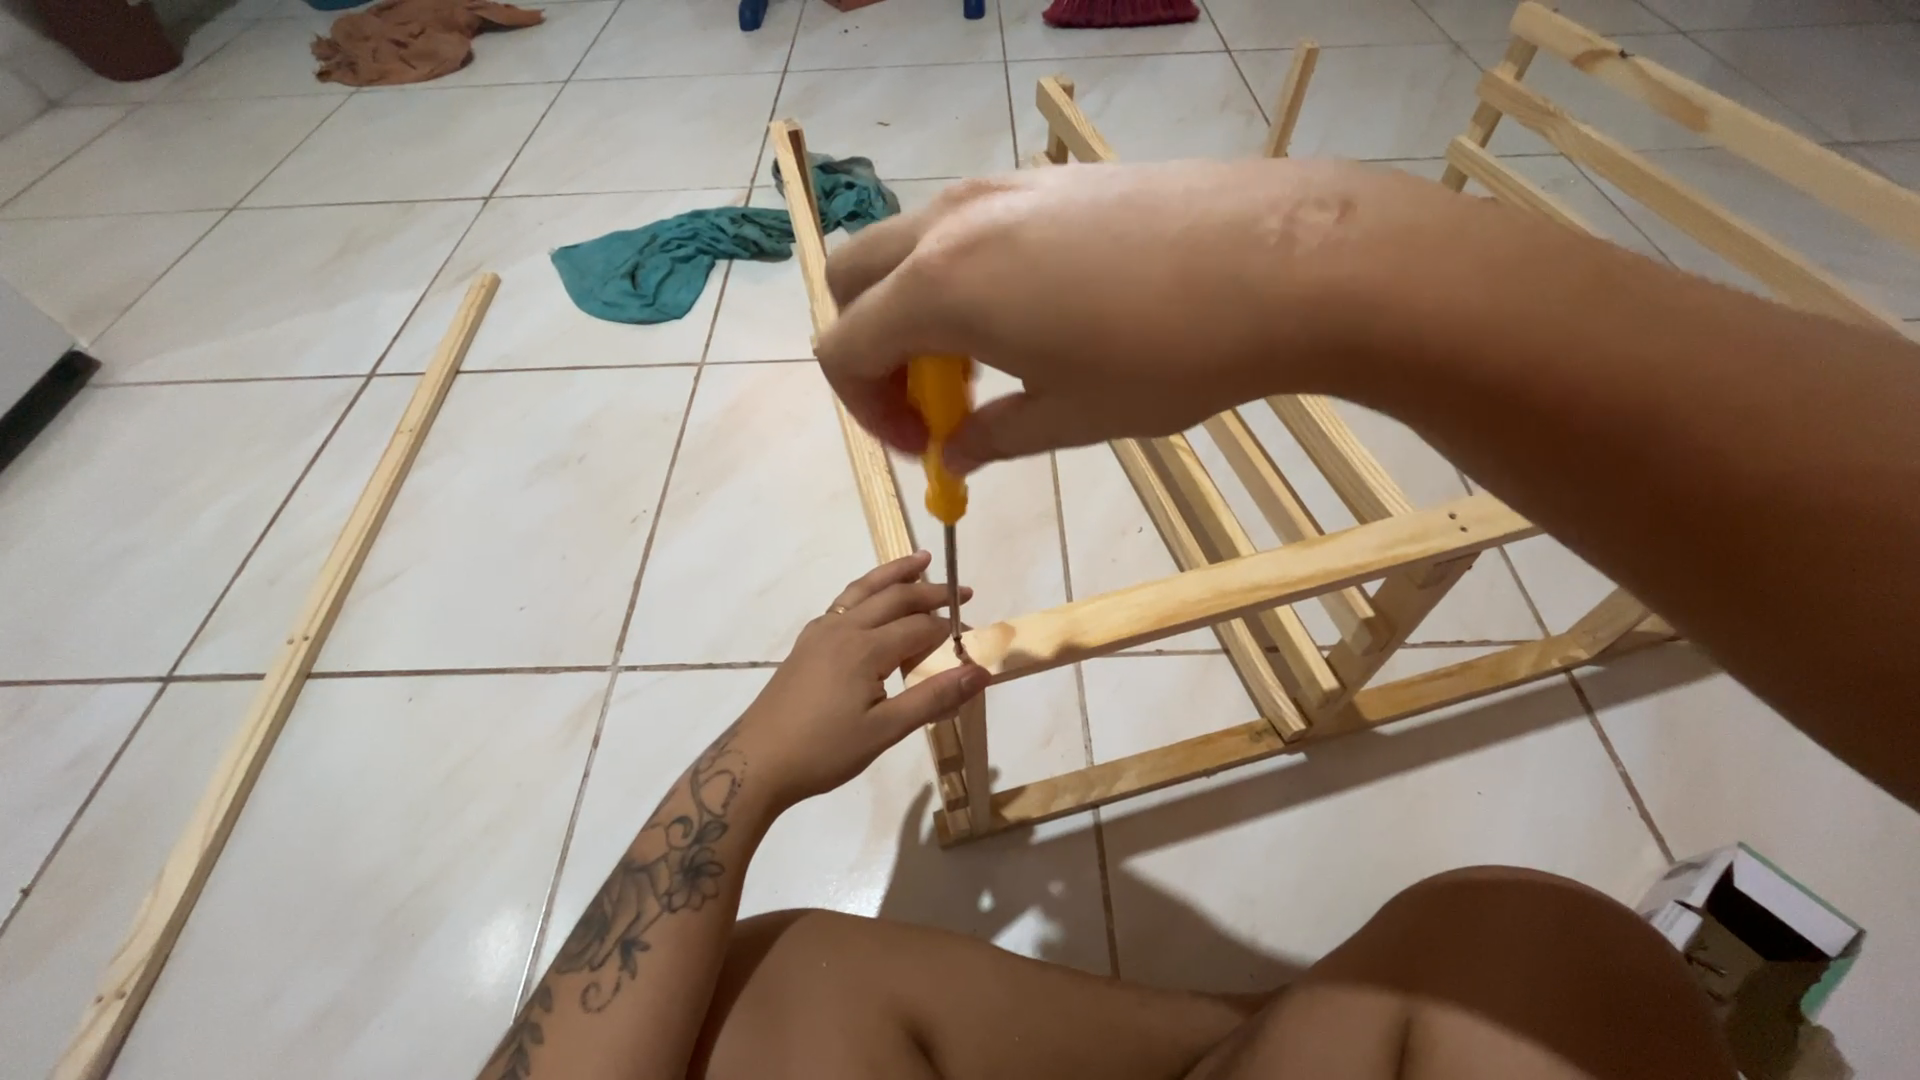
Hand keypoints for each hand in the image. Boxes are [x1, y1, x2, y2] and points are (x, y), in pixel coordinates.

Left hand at [734, 552, 986, 806]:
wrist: (757, 762)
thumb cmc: (823, 751)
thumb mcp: (885, 731)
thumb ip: (933, 698)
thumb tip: (980, 672)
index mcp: (865, 648)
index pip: (920, 627)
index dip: (950, 631)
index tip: (974, 639)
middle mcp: (843, 628)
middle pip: (894, 597)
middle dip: (931, 591)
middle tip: (963, 591)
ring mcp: (820, 632)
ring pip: (863, 590)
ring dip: (894, 575)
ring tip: (920, 560)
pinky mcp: (807, 644)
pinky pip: (843, 603)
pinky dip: (867, 592)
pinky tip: (871, 602)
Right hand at [815, 157, 1414, 471]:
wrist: (1284, 261)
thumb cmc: (1166, 356)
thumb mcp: (1068, 417)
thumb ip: (991, 438)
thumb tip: (954, 456)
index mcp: (940, 287)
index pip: (843, 348)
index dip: (867, 410)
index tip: (925, 446)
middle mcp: (951, 223)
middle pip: (854, 283)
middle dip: (874, 353)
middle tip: (936, 402)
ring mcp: (1000, 187)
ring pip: (909, 249)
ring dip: (918, 313)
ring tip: (988, 363)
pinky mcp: (1047, 176)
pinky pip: (967, 228)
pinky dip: (964, 279)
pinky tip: (1033, 316)